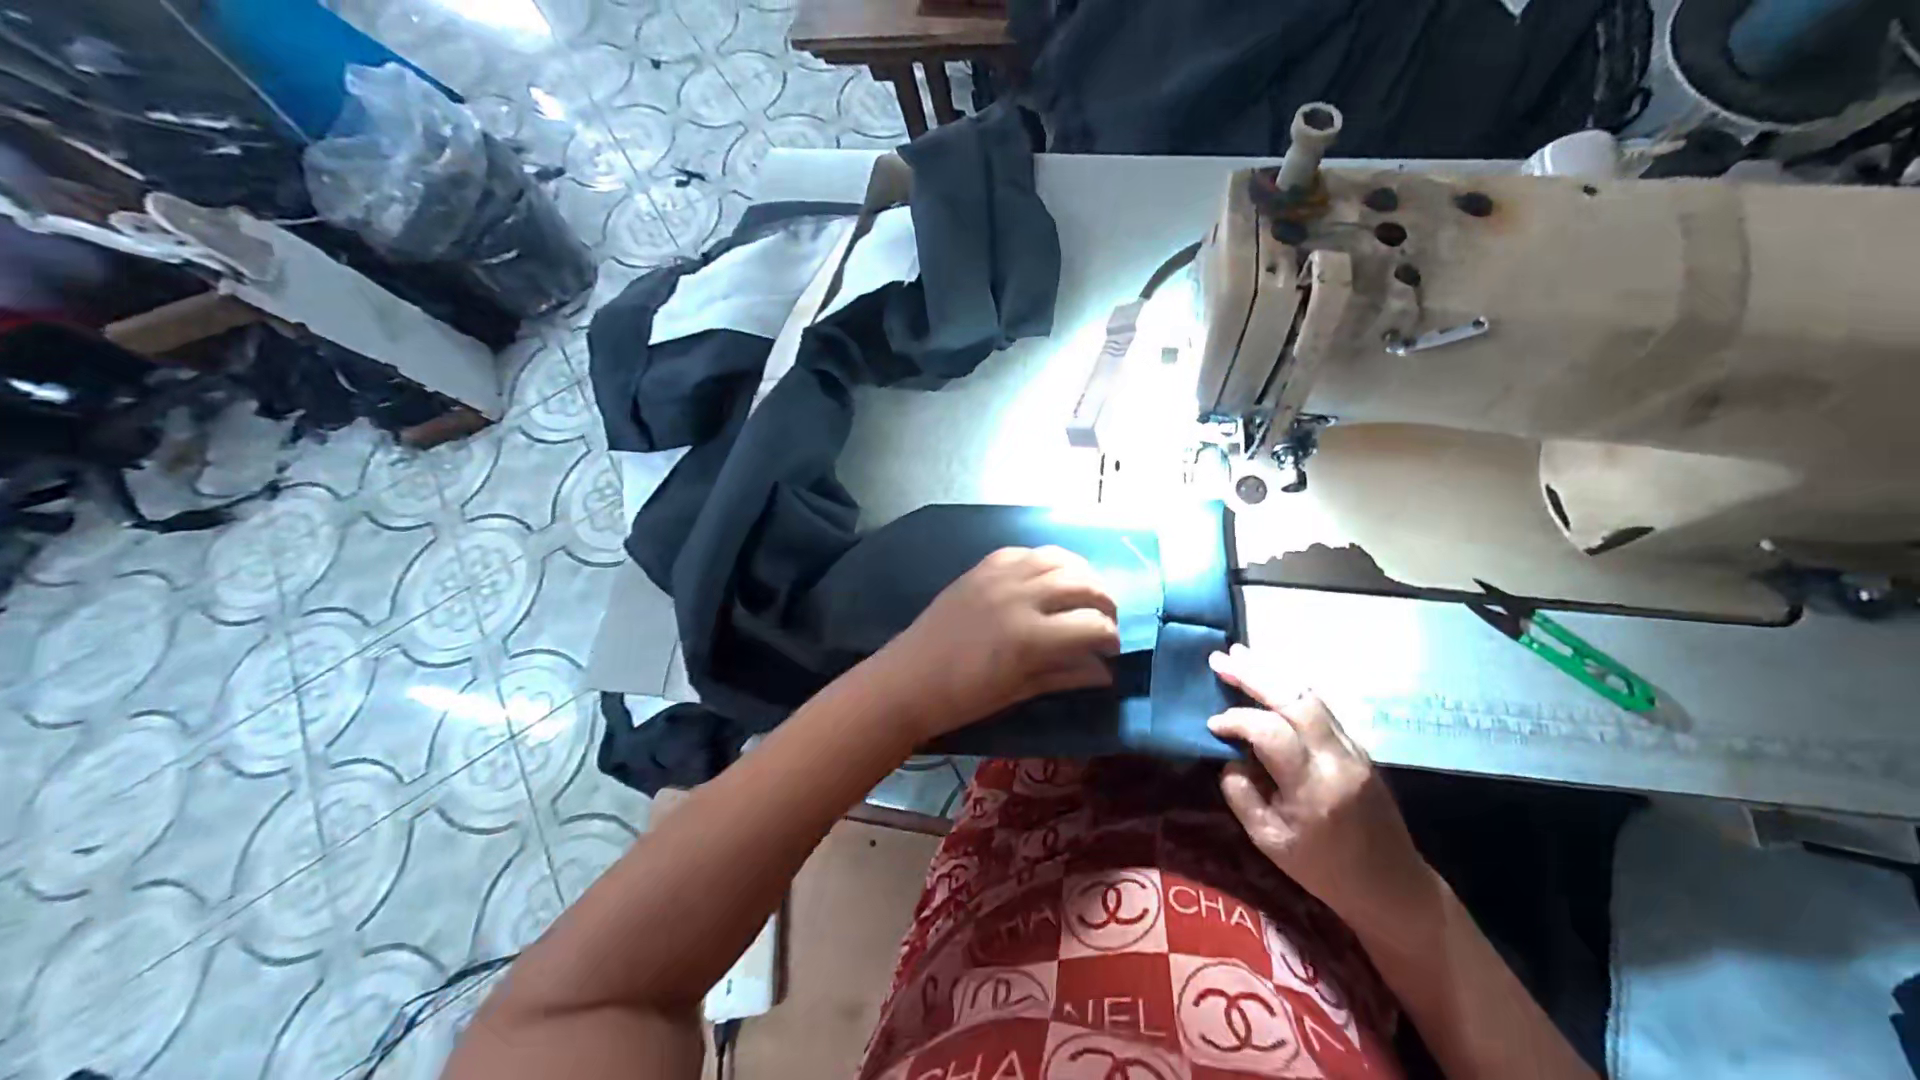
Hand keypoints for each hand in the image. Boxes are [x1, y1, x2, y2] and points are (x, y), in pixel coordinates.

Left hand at [874, 546, 1120, 740]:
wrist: (908, 679)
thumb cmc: (963, 698)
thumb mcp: (1019, 692)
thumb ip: (1065, 675)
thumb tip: (1105, 671)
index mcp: (1030, 636)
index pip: (1093, 625)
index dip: (1111, 638)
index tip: (1111, 651)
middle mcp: (1019, 596)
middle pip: (1083, 584)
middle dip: (1105, 602)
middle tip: (1105, 621)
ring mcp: (998, 576)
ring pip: (1058, 558)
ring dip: (1081, 574)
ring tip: (1085, 594)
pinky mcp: (980, 568)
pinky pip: (1024, 551)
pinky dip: (1045, 561)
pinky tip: (1048, 578)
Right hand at [1207, 644, 1438, 934]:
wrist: (1392, 885)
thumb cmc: (1324, 870)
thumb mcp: (1268, 841)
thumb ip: (1242, 794)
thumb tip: (1228, 755)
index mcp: (1313, 789)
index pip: (1271, 733)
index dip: (1237, 720)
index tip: (1212, 724)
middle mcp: (1338, 760)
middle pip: (1296, 701)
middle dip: (1254, 676)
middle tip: (1219, 659)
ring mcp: (1354, 750)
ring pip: (1312, 697)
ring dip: (1272, 674)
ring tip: (1238, 656)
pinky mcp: (1359, 748)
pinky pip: (1322, 707)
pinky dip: (1290, 689)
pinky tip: (1270, 679)